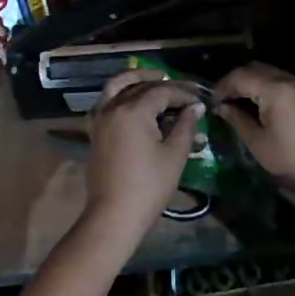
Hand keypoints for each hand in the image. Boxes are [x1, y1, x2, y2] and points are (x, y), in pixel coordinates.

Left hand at [84, 69, 201, 234]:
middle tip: (185, 93)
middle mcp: (113, 107)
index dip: (184, 94)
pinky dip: (118, 95)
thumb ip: (185, 125)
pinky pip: (105, 102)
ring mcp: (100, 119)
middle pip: (141, 86)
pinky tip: (132, 102)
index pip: (163, 91)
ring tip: (156, 81)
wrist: (114, 215)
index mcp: (134, 110)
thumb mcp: (174, 154)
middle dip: (165, 86)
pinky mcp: (94, 131)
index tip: (200, 101)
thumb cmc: (149, 186)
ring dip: (136, 80)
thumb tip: (195, 107)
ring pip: (117, 87)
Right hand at [213, 63, 294, 199]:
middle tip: (223, 100)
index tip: (211, 101)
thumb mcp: (257, 142)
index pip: (241, 76)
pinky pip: (283, 81)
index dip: (222, 86)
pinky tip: (259, 105)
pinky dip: (267, 87)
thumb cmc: (290, 160)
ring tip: (238, 103)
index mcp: (276, 89)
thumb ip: (237, 119)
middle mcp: (291, 79)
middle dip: (236, 80)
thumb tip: (222, 107)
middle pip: (256, 68)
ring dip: (252, 82)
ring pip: (270, 73)